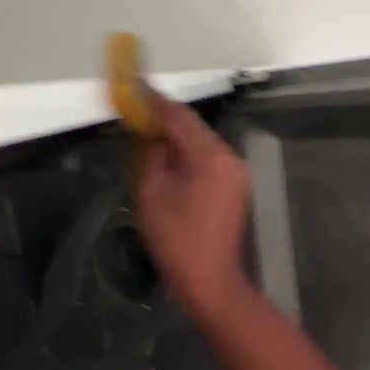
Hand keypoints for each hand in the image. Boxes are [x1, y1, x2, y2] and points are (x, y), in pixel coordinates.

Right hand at [133, 98, 252, 320]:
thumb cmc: (177, 239)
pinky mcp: (235, 191)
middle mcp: (230, 158)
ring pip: (201, 146)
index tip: (133, 87)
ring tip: (147, 140)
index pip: (178, 116)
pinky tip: (168, 165)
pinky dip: (188, 159)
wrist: (210, 281)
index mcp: (210, 155)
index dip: (153, 101)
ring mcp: (236, 175)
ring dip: (176, 141)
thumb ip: (152, 155)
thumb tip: (152, 136)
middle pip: (193, 129)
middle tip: (136, 116)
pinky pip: (208, 164)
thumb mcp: (152, 192)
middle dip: (164, 121)